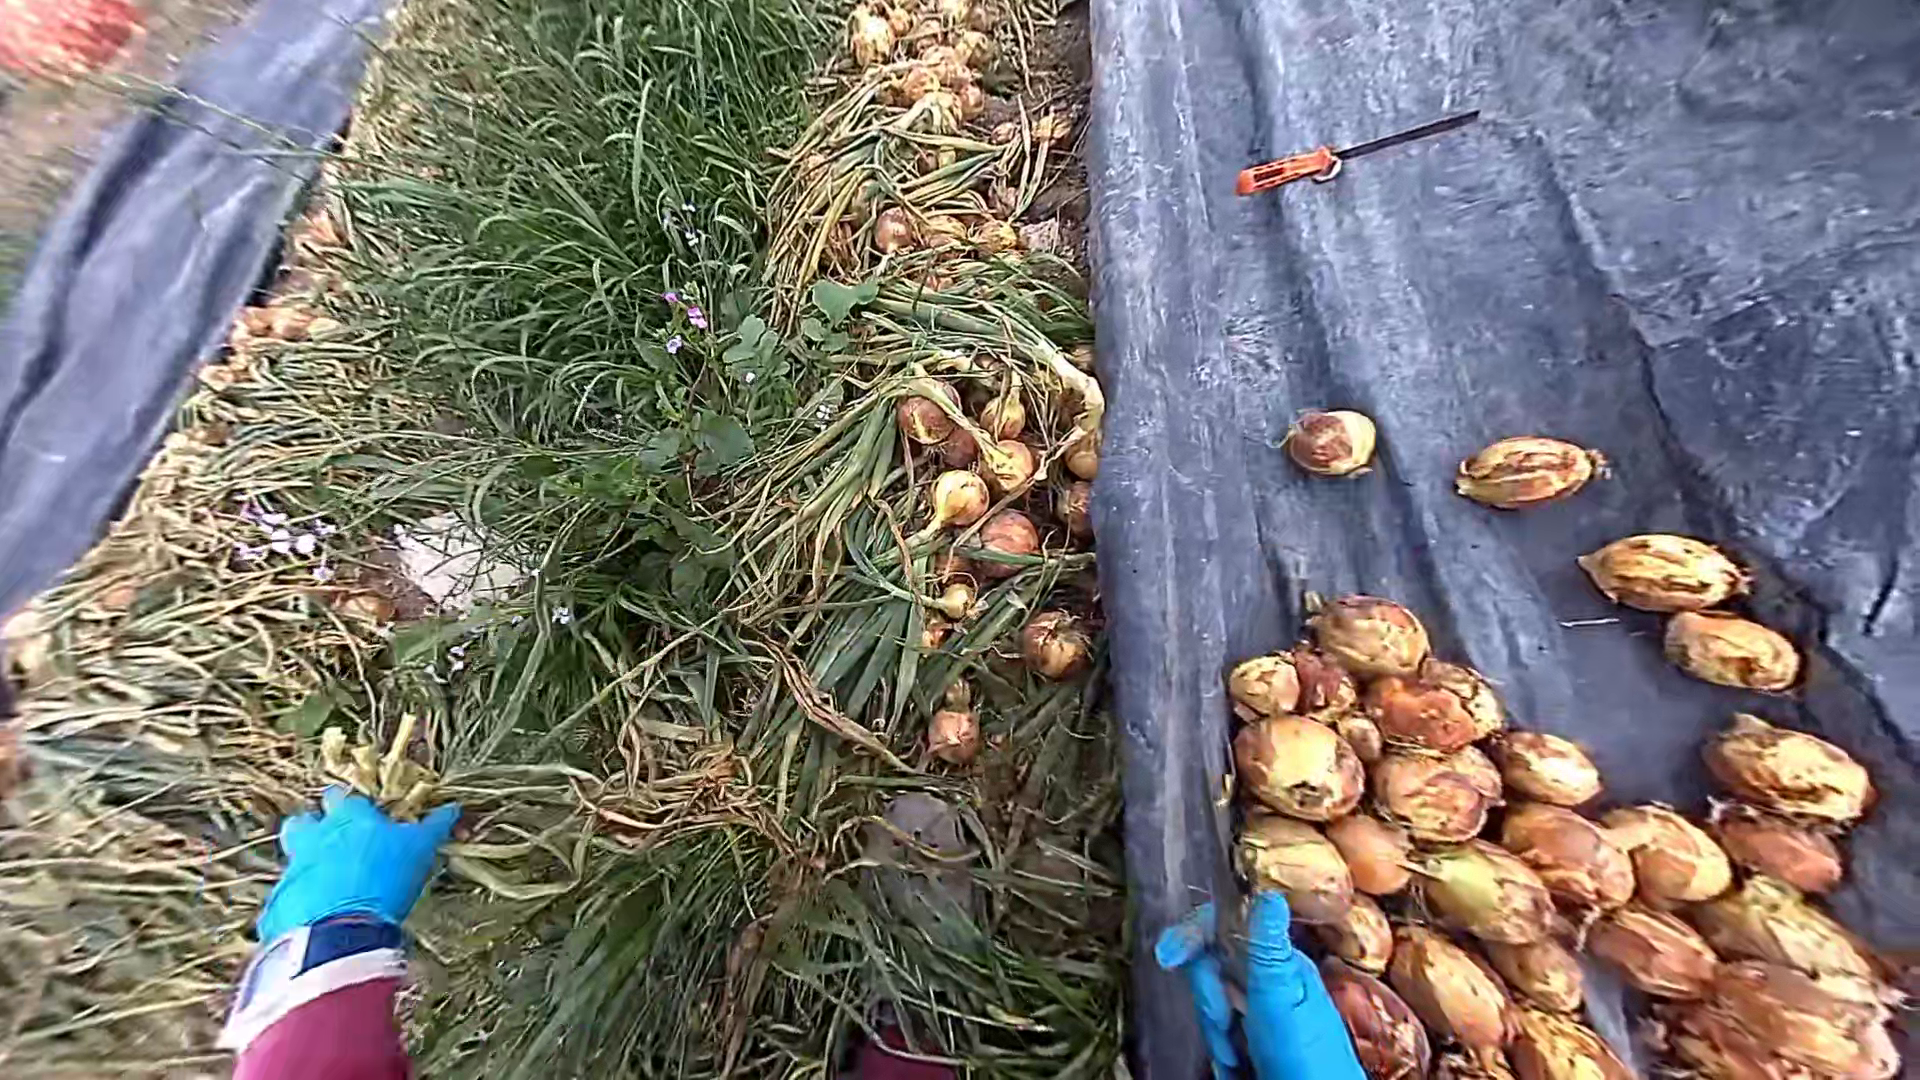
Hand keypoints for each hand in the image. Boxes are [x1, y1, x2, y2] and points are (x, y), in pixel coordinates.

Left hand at [256, 787, 460, 942]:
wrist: (338, 932)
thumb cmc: (386, 876)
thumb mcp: (423, 847)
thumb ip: (435, 825)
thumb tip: (452, 808)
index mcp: (349, 820)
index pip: (344, 797)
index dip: (351, 800)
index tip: (363, 806)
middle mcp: (314, 841)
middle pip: (301, 822)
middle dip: (312, 823)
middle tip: (333, 832)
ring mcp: (291, 874)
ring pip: (293, 859)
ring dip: (310, 862)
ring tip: (335, 874)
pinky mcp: (276, 907)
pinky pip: (289, 895)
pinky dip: (303, 897)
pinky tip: (324, 907)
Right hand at [1155, 891, 1366, 1079]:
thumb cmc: (1307, 1062)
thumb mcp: (1280, 1000)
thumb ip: (1266, 947)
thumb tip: (1268, 893)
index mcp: (1277, 959)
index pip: (1221, 924)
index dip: (1189, 934)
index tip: (1166, 958)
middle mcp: (1266, 978)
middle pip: (1209, 963)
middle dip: (1207, 996)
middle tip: (1224, 1028)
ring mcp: (1259, 1010)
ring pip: (1210, 997)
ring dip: (1213, 1029)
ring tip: (1235, 1059)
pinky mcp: (1252, 1039)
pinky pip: (1217, 1029)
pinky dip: (1219, 1048)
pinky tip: (1235, 1067)